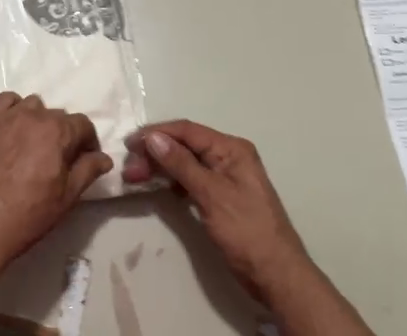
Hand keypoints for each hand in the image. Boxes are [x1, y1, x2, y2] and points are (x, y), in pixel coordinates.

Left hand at [0, 92, 113, 273]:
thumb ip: (88, 171)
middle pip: (59, 116)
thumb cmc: (28, 214)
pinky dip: (15, 109)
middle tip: (60, 161)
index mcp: (58, 132)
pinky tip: (15, 130)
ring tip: (36, 146)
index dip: (89, 143)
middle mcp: (35, 115)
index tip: (87, 161)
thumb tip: (104, 158)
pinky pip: (7, 101)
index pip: (83, 125)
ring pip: (34, 106)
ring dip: (41, 121)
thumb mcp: (66, 197)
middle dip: (65, 135)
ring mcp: (9, 116)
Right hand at [123, 120, 314, 302]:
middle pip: (185, 145)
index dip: (156, 134)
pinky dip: (174, 181)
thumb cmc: (246, 231)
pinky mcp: (222, 197)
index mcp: (231, 149)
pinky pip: (193, 179)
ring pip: (186, 162)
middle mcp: (229, 156)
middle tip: (130, 169)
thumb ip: (182, 164)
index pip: (187, 130)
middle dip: (156, 153)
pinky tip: (160, 188)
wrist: (277, 275)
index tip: (129, 143)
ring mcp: (226, 177)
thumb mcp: (211, 195)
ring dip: (161, 167)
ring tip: (136, 178)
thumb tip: (153, 137)